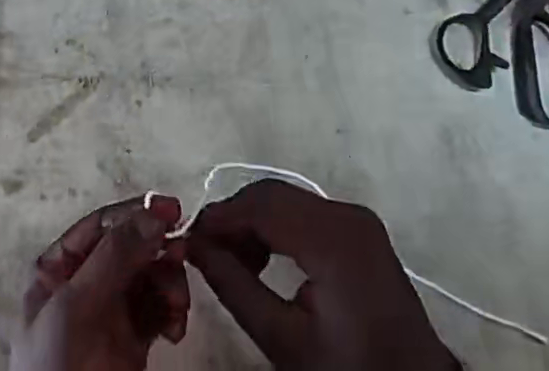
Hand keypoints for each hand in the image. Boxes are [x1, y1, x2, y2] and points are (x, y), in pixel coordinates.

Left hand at [10, 195, 190, 370]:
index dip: (135, 213)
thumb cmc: (57, 366)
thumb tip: (155, 213)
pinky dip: (172, 312)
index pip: (101, 225)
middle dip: (158, 250)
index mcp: (59, 269)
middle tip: (182, 255)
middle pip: (131, 247)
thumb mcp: (75, 306)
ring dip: (170, 282)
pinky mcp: (133, 342)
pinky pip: (159, 309)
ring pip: (150, 276)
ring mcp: (110, 313)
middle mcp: (86, 284)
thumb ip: (114, 257)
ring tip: (177, 306)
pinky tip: (175, 329)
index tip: (172, 209)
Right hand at [187, 179, 457, 370]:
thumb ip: (236, 287)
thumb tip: (195, 248)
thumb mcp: (284, 340)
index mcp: (332, 238)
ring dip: (254, 221)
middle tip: (205, 251)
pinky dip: (278, 227)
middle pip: (274, 195)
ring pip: (287, 199)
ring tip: (233, 262)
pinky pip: (306, 211)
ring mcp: (356, 217)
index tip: (189, 238)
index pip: (263, 206)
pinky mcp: (359, 227)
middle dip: (235, 217)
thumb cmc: (349, 368)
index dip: (221, 217)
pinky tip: (263, 259)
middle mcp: (346, 213)